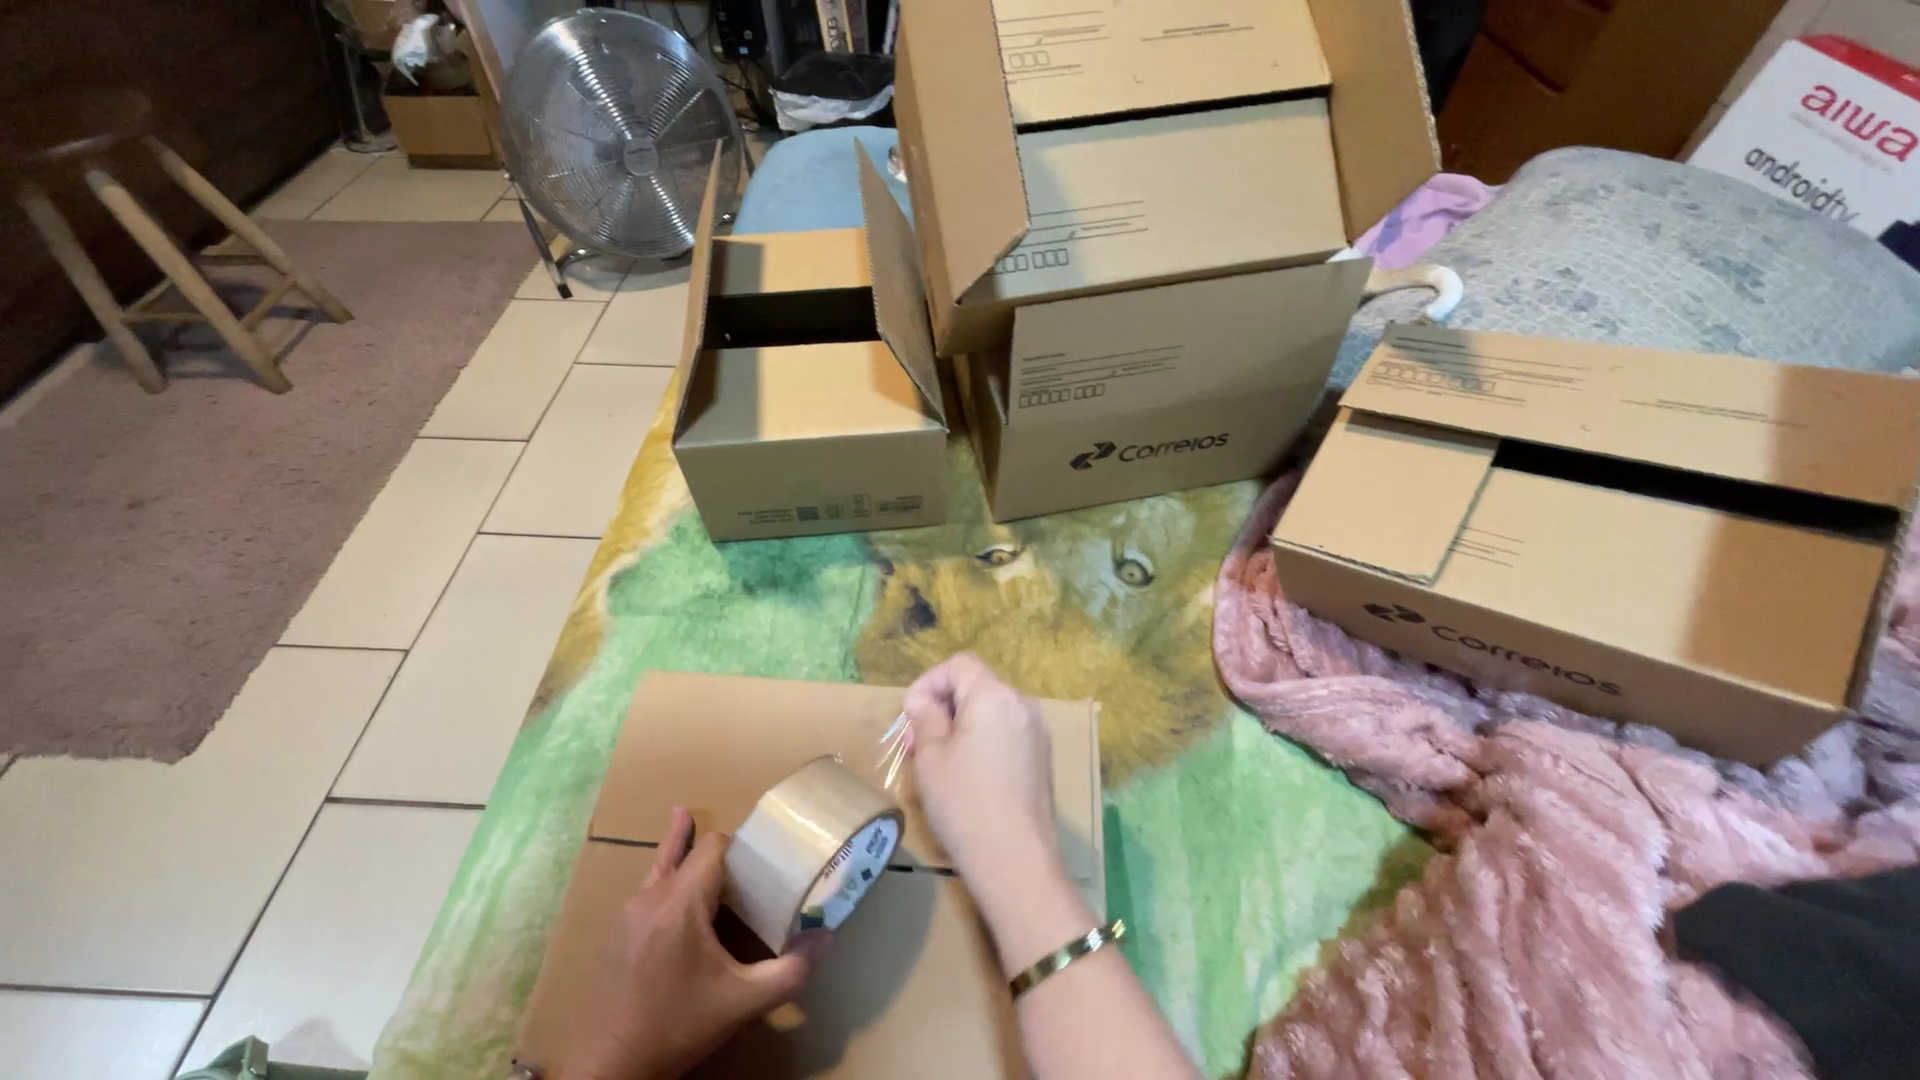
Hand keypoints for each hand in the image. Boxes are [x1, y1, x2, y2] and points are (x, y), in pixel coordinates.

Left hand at [559, 808, 826, 1079]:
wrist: (609, 1068)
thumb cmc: (677, 1027)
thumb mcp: (743, 1003)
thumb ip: (790, 970)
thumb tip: (827, 939)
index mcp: (680, 904)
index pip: (712, 847)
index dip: (737, 843)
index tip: (761, 850)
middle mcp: (649, 899)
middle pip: (681, 851)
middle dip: (706, 841)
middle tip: (726, 828)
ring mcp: (626, 916)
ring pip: (658, 868)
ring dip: (678, 852)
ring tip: (682, 819)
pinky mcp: (614, 936)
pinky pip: (645, 892)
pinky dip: (663, 880)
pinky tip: (671, 895)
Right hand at [902, 654, 1066, 925]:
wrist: (1016, 861)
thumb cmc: (965, 803)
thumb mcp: (931, 758)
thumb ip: (925, 719)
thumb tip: (921, 701)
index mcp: (995, 696)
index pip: (960, 664)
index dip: (929, 682)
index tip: (910, 715)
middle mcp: (1022, 705)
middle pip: (977, 686)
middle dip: (942, 706)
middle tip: (915, 742)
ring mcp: (1037, 733)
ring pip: (991, 712)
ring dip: (960, 725)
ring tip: (935, 761)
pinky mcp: (1042, 760)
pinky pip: (1006, 734)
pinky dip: (982, 742)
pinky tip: (965, 776)